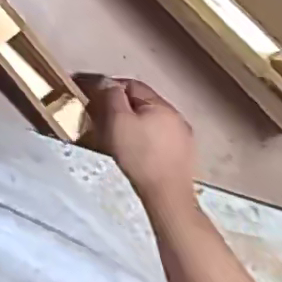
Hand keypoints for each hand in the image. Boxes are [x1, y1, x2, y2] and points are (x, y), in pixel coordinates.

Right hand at [89, 77, 196, 203]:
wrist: (168, 197)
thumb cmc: (140, 157)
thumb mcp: (118, 121)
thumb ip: (112, 97)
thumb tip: (109, 83)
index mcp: (161, 104)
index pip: (132, 85)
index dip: (111, 88)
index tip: (97, 97)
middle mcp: (177, 116)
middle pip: (143, 102)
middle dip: (124, 106)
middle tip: (106, 117)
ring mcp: (183, 137)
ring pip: (153, 121)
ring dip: (137, 123)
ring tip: (120, 136)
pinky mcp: (184, 156)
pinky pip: (161, 138)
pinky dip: (147, 139)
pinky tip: (139, 152)